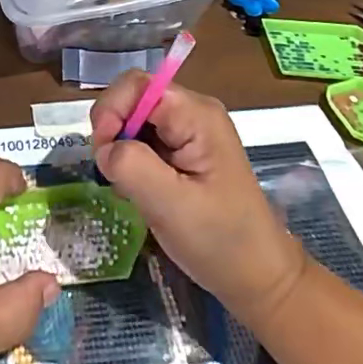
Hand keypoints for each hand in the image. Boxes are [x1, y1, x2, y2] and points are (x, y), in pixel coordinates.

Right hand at [90, 71, 307, 322]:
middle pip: (133, 98)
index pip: (137, 85)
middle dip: (113, 130)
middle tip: (112, 173)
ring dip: (121, 149)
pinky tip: (139, 189)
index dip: (111, 110)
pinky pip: (143, 139)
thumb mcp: (172, 205)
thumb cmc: (221, 240)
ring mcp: (188, 130)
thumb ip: (132, 166)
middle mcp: (192, 111)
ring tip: (129, 187)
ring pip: (134, 120)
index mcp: (196, 114)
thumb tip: (105, 147)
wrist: (259, 278)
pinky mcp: (182, 150)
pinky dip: (131, 161)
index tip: (103, 152)